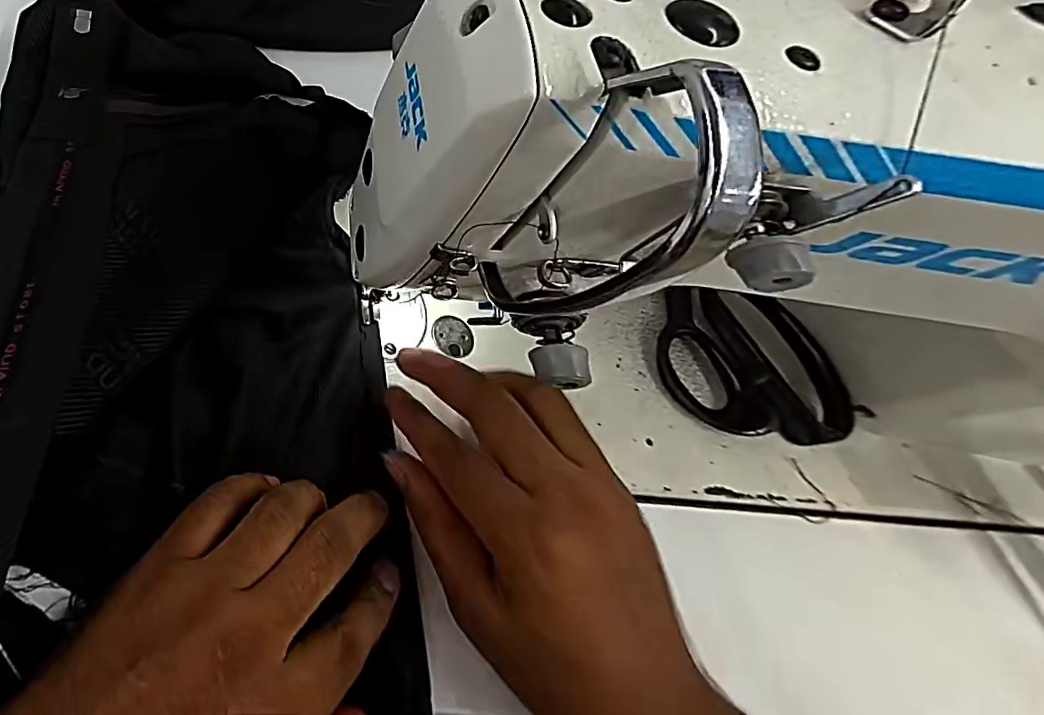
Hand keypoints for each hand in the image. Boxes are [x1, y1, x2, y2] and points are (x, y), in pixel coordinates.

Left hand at [5, 474, 399, 714]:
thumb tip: (367, 708)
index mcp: (280, 697)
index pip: (355, 632)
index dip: (380, 596)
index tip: (387, 572)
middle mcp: (252, 632)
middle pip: (327, 554)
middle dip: (359, 521)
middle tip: (371, 506)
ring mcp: (207, 585)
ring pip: (277, 516)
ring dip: (308, 495)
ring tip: (320, 493)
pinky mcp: (167, 556)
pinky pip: (217, 503)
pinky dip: (245, 484)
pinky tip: (260, 484)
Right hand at [385, 348, 737, 714]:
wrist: (649, 700)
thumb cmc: (566, 672)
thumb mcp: (475, 605)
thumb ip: (434, 523)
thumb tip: (401, 467)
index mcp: (527, 534)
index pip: (452, 450)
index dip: (413, 417)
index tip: (394, 400)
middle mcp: (569, 499)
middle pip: (495, 406)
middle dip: (444, 374)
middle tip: (415, 362)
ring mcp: (600, 487)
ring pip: (538, 397)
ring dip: (488, 376)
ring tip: (456, 371)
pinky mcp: (618, 486)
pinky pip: (568, 417)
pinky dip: (526, 396)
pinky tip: (503, 401)